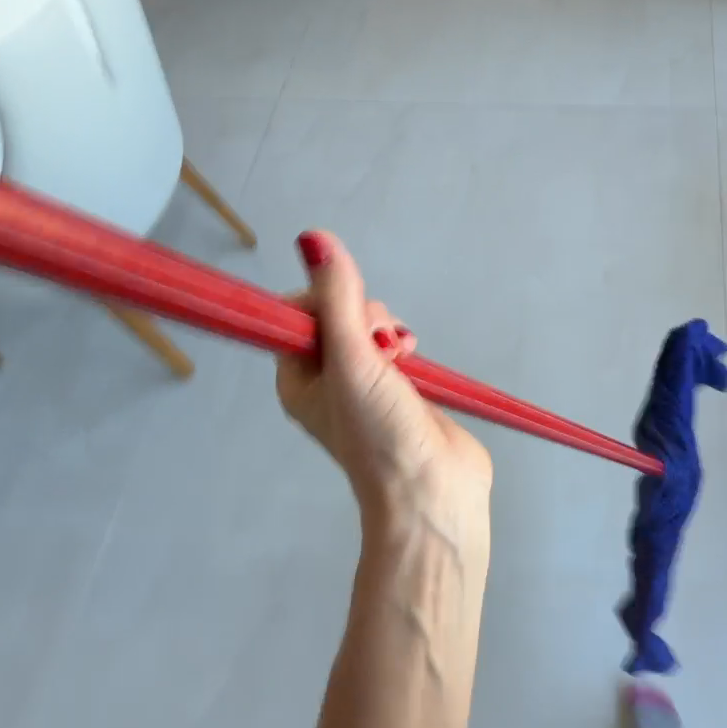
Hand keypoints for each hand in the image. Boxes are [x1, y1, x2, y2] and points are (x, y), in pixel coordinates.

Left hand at [276, 230, 491, 544]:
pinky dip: (402, 343)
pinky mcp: (398, 388)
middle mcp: (325, 379)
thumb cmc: (379, 433)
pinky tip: (412, 354)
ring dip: (384, 329)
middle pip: (336, 315)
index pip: (295, 314)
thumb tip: (313, 236)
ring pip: (367, 328)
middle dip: (362, 315)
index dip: (322, 300)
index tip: (349, 312)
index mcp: (298, 377)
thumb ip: (337, 300)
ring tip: (400, 354)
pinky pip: (391, 346)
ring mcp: (364, 385)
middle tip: (380, 345)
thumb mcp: (352, 362)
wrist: (431, 491)